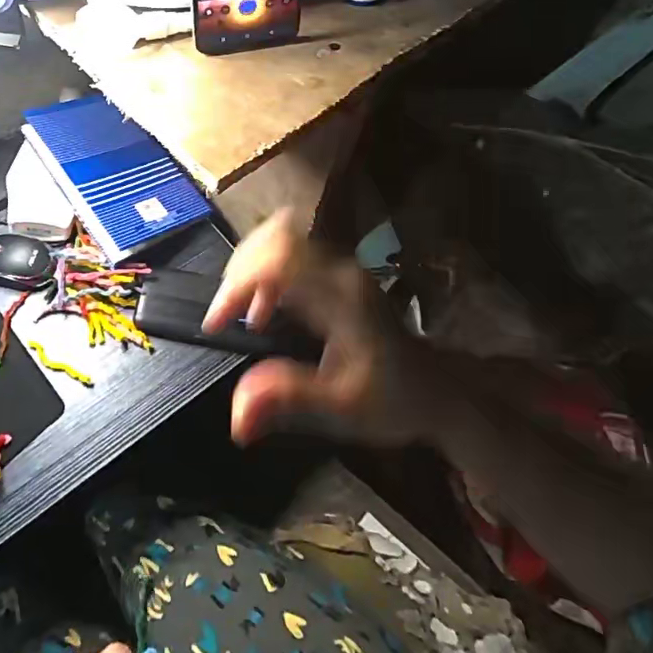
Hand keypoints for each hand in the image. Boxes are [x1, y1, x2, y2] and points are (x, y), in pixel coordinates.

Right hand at [204, 211, 438, 445]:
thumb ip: (287, 401)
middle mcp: (340, 270)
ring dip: (249, 268)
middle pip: (274, 238)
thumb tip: (236, 414)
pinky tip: (261, 307)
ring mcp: (340, 266)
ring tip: (240, 310)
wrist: (436, 391)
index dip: (238, 285)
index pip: (277, 263)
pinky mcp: (335, 270)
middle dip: (239, 272)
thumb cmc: (392, 400)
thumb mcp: (340, 407)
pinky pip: (289, 250)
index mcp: (341, 297)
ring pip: (280, 238)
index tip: (216, 324)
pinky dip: (264, 270)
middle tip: (224, 315)